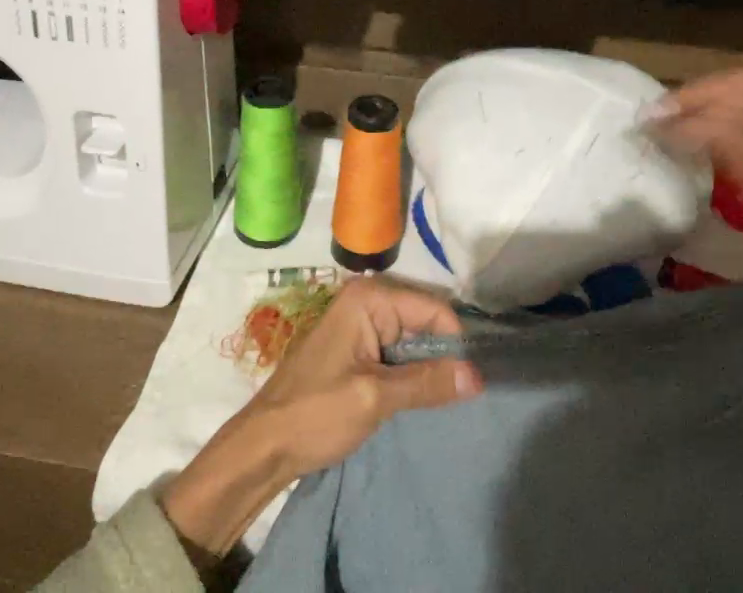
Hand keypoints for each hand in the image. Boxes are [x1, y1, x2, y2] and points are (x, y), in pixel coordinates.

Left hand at [160, 279, 480, 560]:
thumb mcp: (374, 398)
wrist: (264, 445)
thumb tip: (478, 376)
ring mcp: (360, 322)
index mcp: (368, 298)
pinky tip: (419, 395)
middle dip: (443, 353)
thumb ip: (426, 383)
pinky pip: (399, 351)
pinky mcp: (358, 347)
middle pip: (426, 319)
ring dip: (429, 365)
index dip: (455, 343)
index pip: (434, 308)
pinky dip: (412, 371)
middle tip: (459, 392)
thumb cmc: (314, 414)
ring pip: (415, 337)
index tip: (469, 381)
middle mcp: (365, 299)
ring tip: (441, 397)